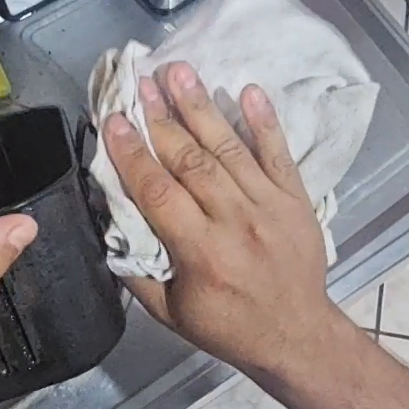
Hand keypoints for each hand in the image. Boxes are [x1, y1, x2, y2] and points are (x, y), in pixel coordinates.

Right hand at [103, 61, 355, 379]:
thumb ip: (138, 271)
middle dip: (161, 118)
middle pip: (191, 161)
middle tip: (140, 81)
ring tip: (179, 72)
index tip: (114, 120)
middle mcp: (235, 222)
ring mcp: (270, 207)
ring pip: (229, 149)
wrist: (297, 336)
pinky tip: (248, 90)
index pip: (158, 192)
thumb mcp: (170, 313)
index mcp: (200, 253)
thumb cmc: (227, 327)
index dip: (132, 154)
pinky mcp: (296, 200)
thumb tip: (111, 227)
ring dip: (202, 108)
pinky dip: (264, 122)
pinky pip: (279, 155)